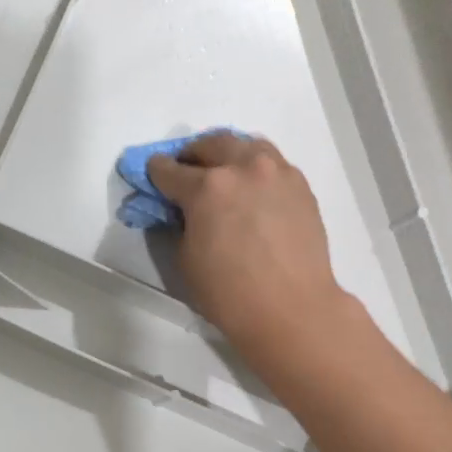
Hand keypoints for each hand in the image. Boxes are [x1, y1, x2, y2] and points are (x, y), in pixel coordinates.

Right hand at [147, 131, 348, 349]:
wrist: (289, 306)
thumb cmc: (227, 292)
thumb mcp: (186, 260)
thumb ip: (181, 225)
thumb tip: (182, 212)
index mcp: (207, 188)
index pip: (171, 171)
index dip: (156, 173)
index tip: (151, 174)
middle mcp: (244, 167)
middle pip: (213, 144)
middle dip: (192, 154)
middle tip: (184, 169)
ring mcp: (277, 171)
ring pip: (247, 145)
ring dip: (227, 153)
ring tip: (221, 172)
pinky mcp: (300, 184)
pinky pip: (271, 163)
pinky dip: (254, 168)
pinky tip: (250, 190)